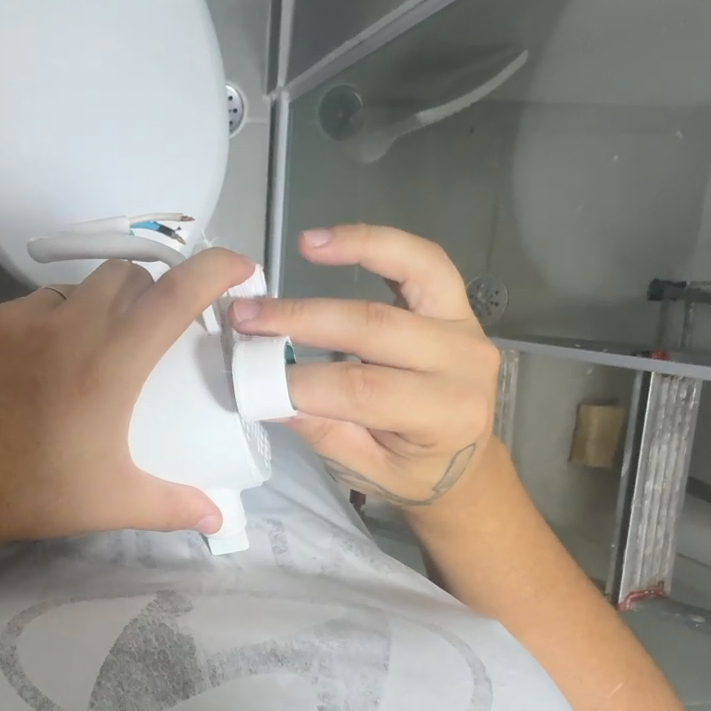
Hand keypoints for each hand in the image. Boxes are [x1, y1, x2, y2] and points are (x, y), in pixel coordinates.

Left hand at [0, 250, 257, 559]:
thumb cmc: (29, 491)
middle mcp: (69, 325)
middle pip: (128, 274)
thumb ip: (172, 506)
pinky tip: (48, 361)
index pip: (176, 292)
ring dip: (103, 305)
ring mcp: (23, 318)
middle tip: (157, 331)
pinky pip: (38, 303)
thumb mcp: (109, 503)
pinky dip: (58, 318)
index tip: (240, 269)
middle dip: (154, 291)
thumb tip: (217, 520)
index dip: (216, 269)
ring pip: (80, 286)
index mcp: (110, 362)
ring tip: (98, 349)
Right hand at [227, 225, 499, 511]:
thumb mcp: (364, 469)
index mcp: (444, 414)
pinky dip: (376, 241)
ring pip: (410, 273)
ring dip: (353, 251)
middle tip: (245, 318)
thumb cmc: (410, 470)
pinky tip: (328, 240)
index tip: (250, 378)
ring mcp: (464, 326)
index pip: (362, 389)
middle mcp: (463, 364)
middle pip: (374, 328)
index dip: (302, 381)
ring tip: (303, 244)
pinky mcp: (455, 304)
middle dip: (301, 319)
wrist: (462, 459)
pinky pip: (421, 260)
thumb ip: (322, 430)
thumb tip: (265, 393)